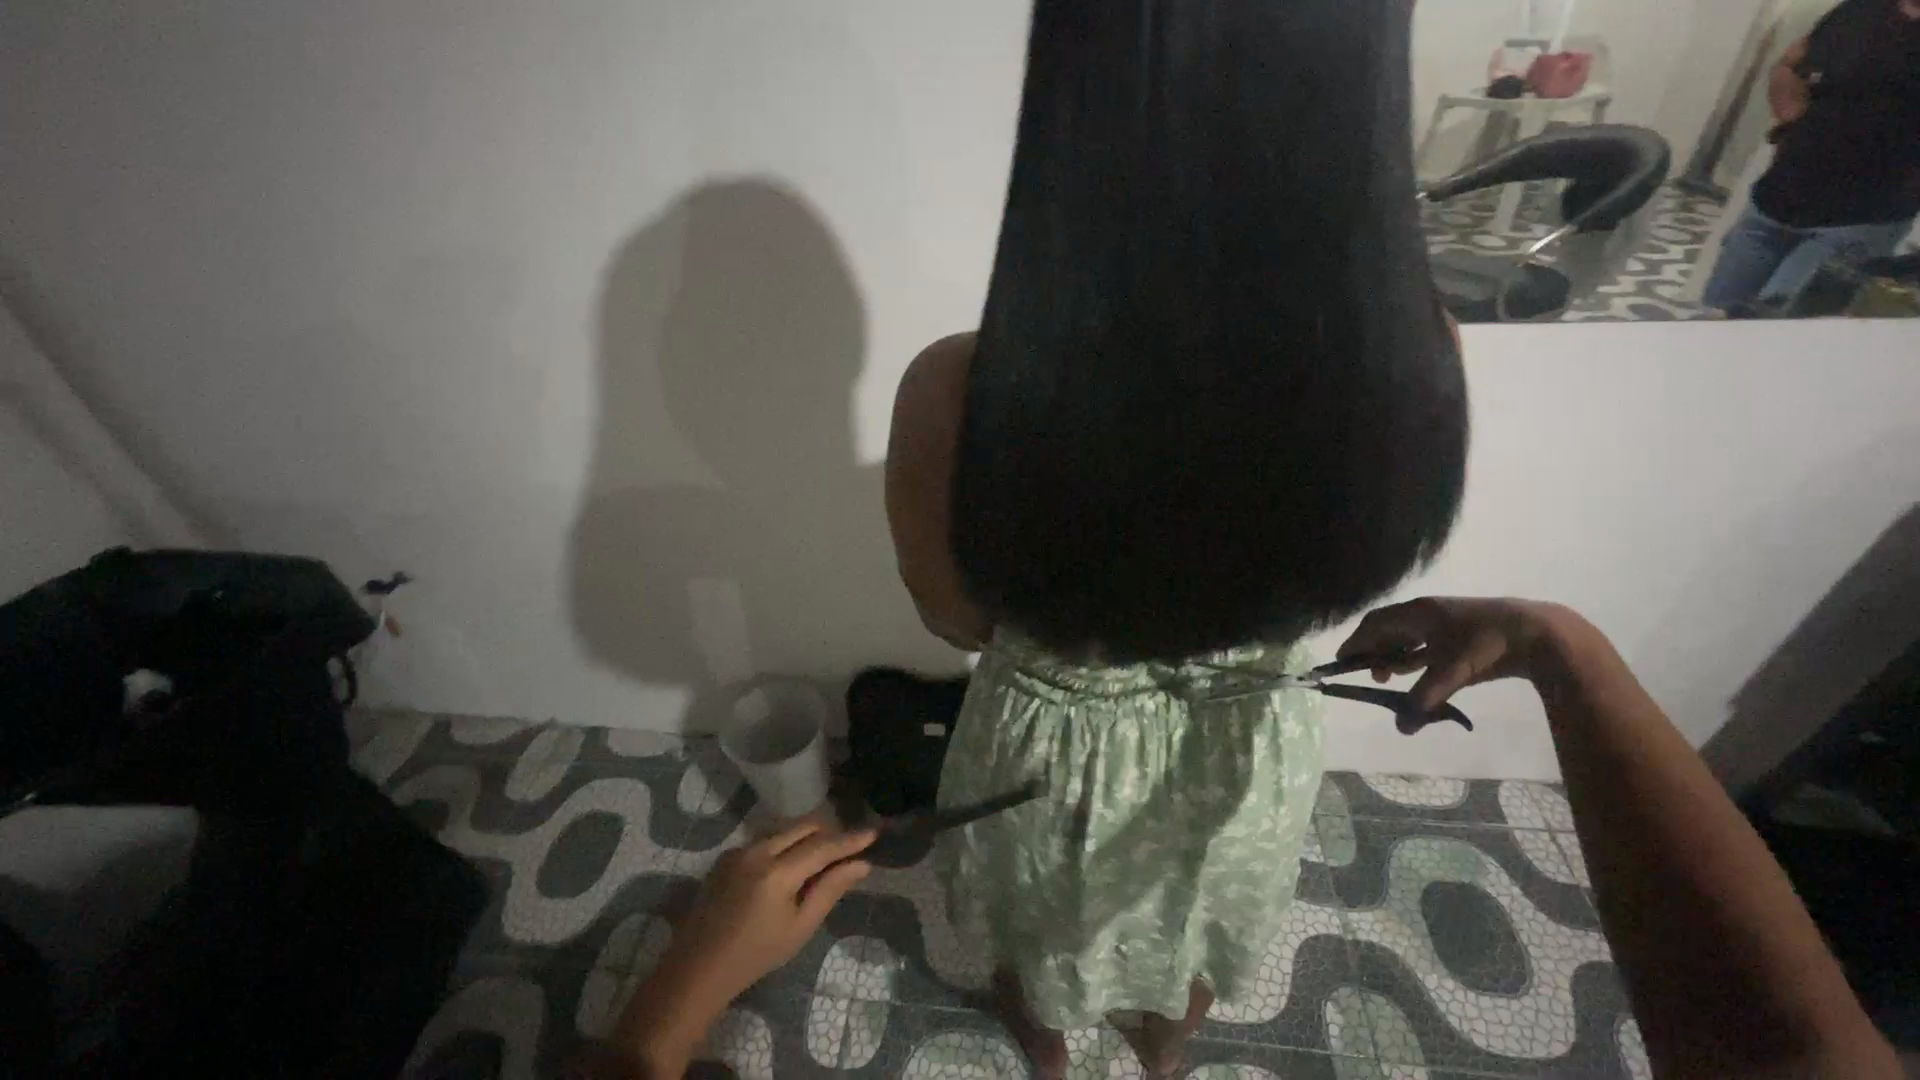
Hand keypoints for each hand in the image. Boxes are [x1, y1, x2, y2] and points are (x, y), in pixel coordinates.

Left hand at [661, 824, 874, 1005]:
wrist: (699, 966)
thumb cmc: (756, 954)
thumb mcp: (800, 927)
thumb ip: (830, 889)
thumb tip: (861, 864)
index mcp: (778, 872)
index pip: (823, 846)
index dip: (850, 840)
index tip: (873, 833)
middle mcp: (758, 850)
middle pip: (804, 827)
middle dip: (830, 832)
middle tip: (849, 846)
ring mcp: (740, 850)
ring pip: (785, 830)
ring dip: (807, 837)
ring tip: (824, 856)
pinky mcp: (728, 855)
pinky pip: (766, 839)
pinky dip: (786, 845)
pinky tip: (791, 866)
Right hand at [1336, 597, 1571, 715]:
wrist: (1540, 633)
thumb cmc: (1485, 645)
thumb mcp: (1450, 673)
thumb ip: (1423, 699)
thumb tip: (1401, 728)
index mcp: (1417, 613)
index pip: (1374, 624)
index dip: (1356, 642)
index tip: (1344, 661)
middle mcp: (1427, 612)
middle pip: (1389, 628)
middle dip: (1375, 650)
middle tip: (1370, 675)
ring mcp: (1446, 620)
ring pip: (1409, 635)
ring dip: (1396, 654)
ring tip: (1390, 675)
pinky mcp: (1463, 631)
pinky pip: (1428, 642)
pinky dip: (1416, 656)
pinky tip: (1417, 671)